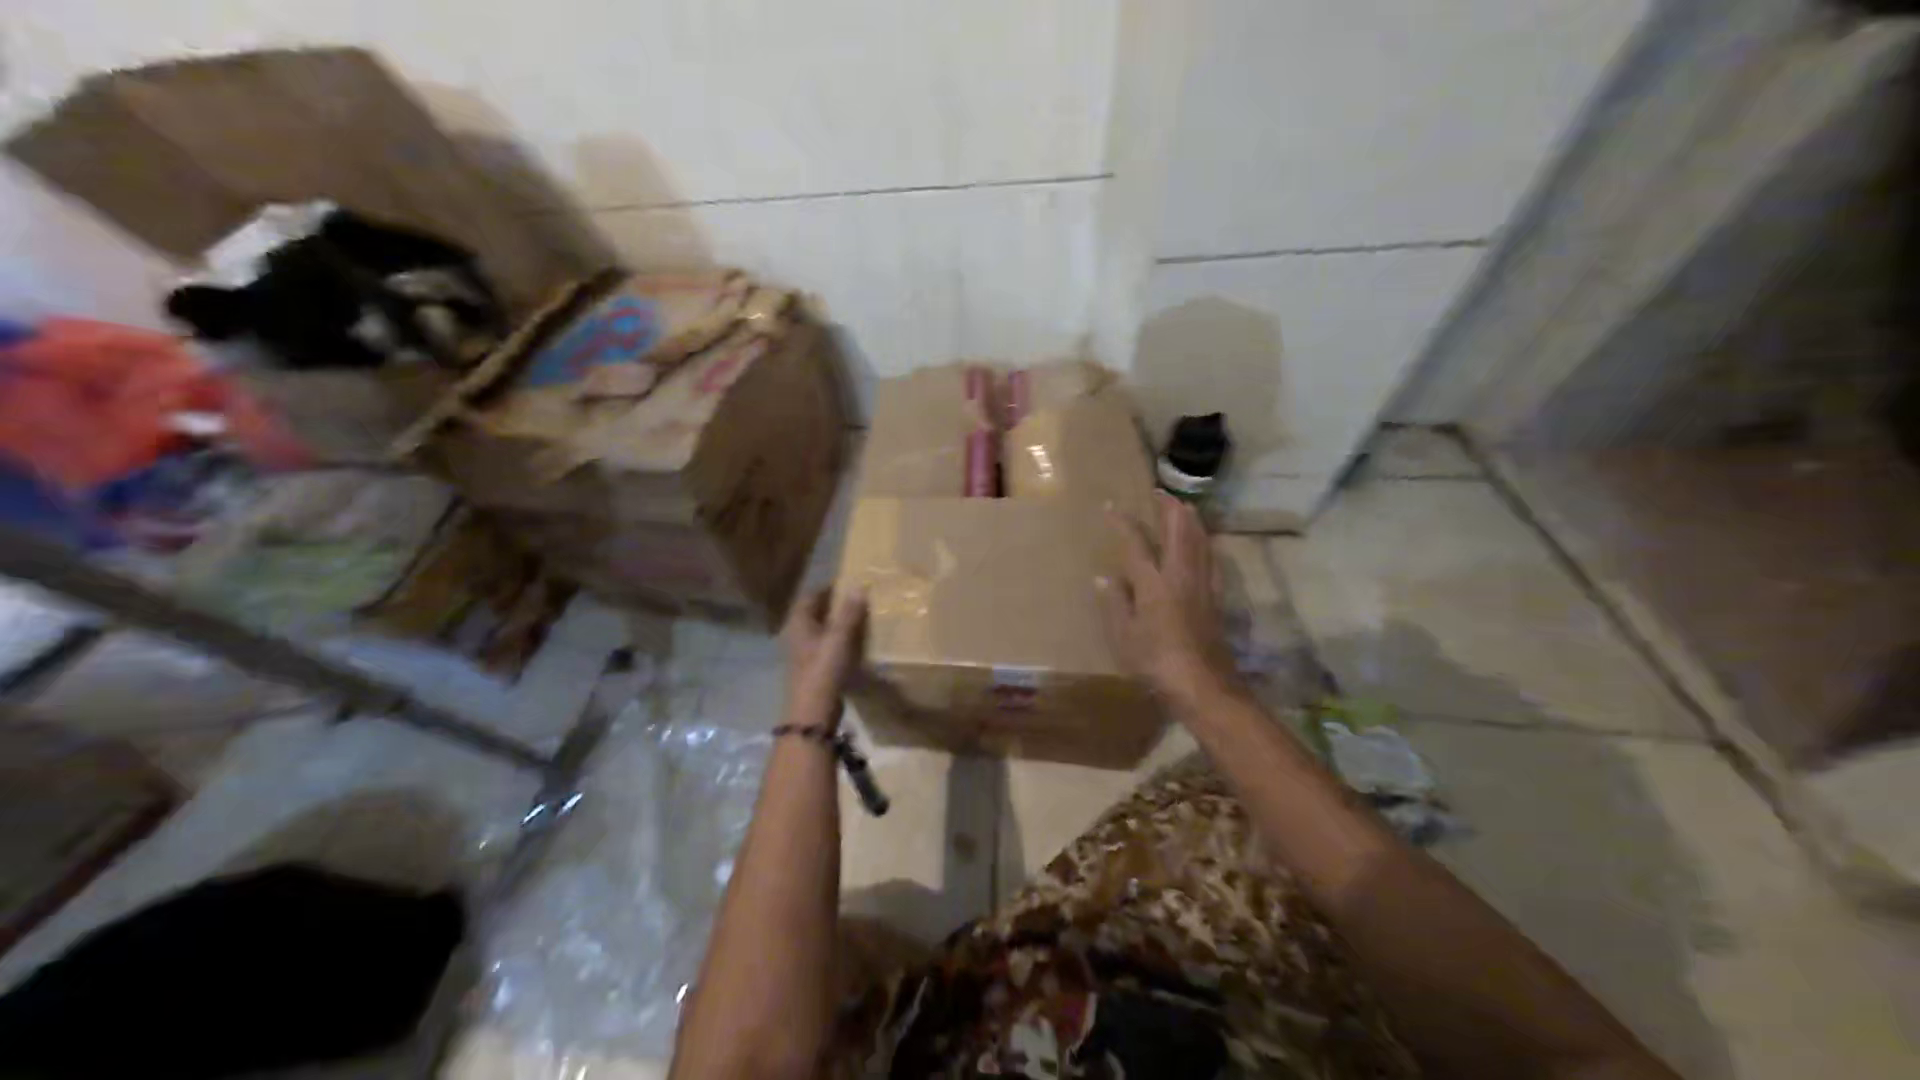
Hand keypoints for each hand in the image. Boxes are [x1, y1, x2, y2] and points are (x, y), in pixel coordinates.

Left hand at [781, 587, 866, 727]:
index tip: (845, 582)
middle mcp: (798, 637)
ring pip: (820, 631)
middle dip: (832, 605)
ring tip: (859, 618)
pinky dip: (839, 641)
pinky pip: (827, 648)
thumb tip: (859, 586)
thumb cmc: (823, 670)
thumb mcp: (839, 638)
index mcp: (799, 625)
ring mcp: (804, 655)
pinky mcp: (814, 670)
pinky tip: (855, 644)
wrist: (813, 712)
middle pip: (813, 614)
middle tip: (855, 598)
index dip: (825, 589)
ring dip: (836, 623)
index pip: (809, 598)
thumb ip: (849, 613)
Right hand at [1100, 492, 1241, 708]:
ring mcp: (1202, 585)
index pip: (1136, 542)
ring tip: (1184, 508)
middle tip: (1160, 493)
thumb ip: (1115, 603)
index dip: (1123, 521)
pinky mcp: (1215, 597)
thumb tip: (1105, 577)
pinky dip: (1204, 542)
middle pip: (1179, 530)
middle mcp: (1180, 575)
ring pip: (1200, 540)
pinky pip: (1210, 558)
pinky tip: (1203, 545)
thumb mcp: (1124, 636)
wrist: (1204, 685)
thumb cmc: (1156, 662)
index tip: (1112, 505)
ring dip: (1191, 520)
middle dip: (1169, 508)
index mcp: (1153, 582)